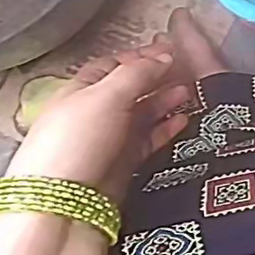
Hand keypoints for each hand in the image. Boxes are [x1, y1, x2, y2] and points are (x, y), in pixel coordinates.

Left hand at [4, 41, 192, 199]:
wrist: (65, 204)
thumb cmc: (77, 142)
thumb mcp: (106, 97)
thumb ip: (137, 73)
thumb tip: (164, 55)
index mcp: (81, 90)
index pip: (113, 65)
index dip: (141, 56)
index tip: (170, 50)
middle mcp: (94, 113)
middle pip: (130, 89)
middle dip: (157, 78)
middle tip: (186, 71)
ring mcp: (110, 139)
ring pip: (143, 114)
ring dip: (165, 101)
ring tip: (189, 93)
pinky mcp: (124, 163)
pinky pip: (149, 140)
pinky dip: (166, 129)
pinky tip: (182, 121)